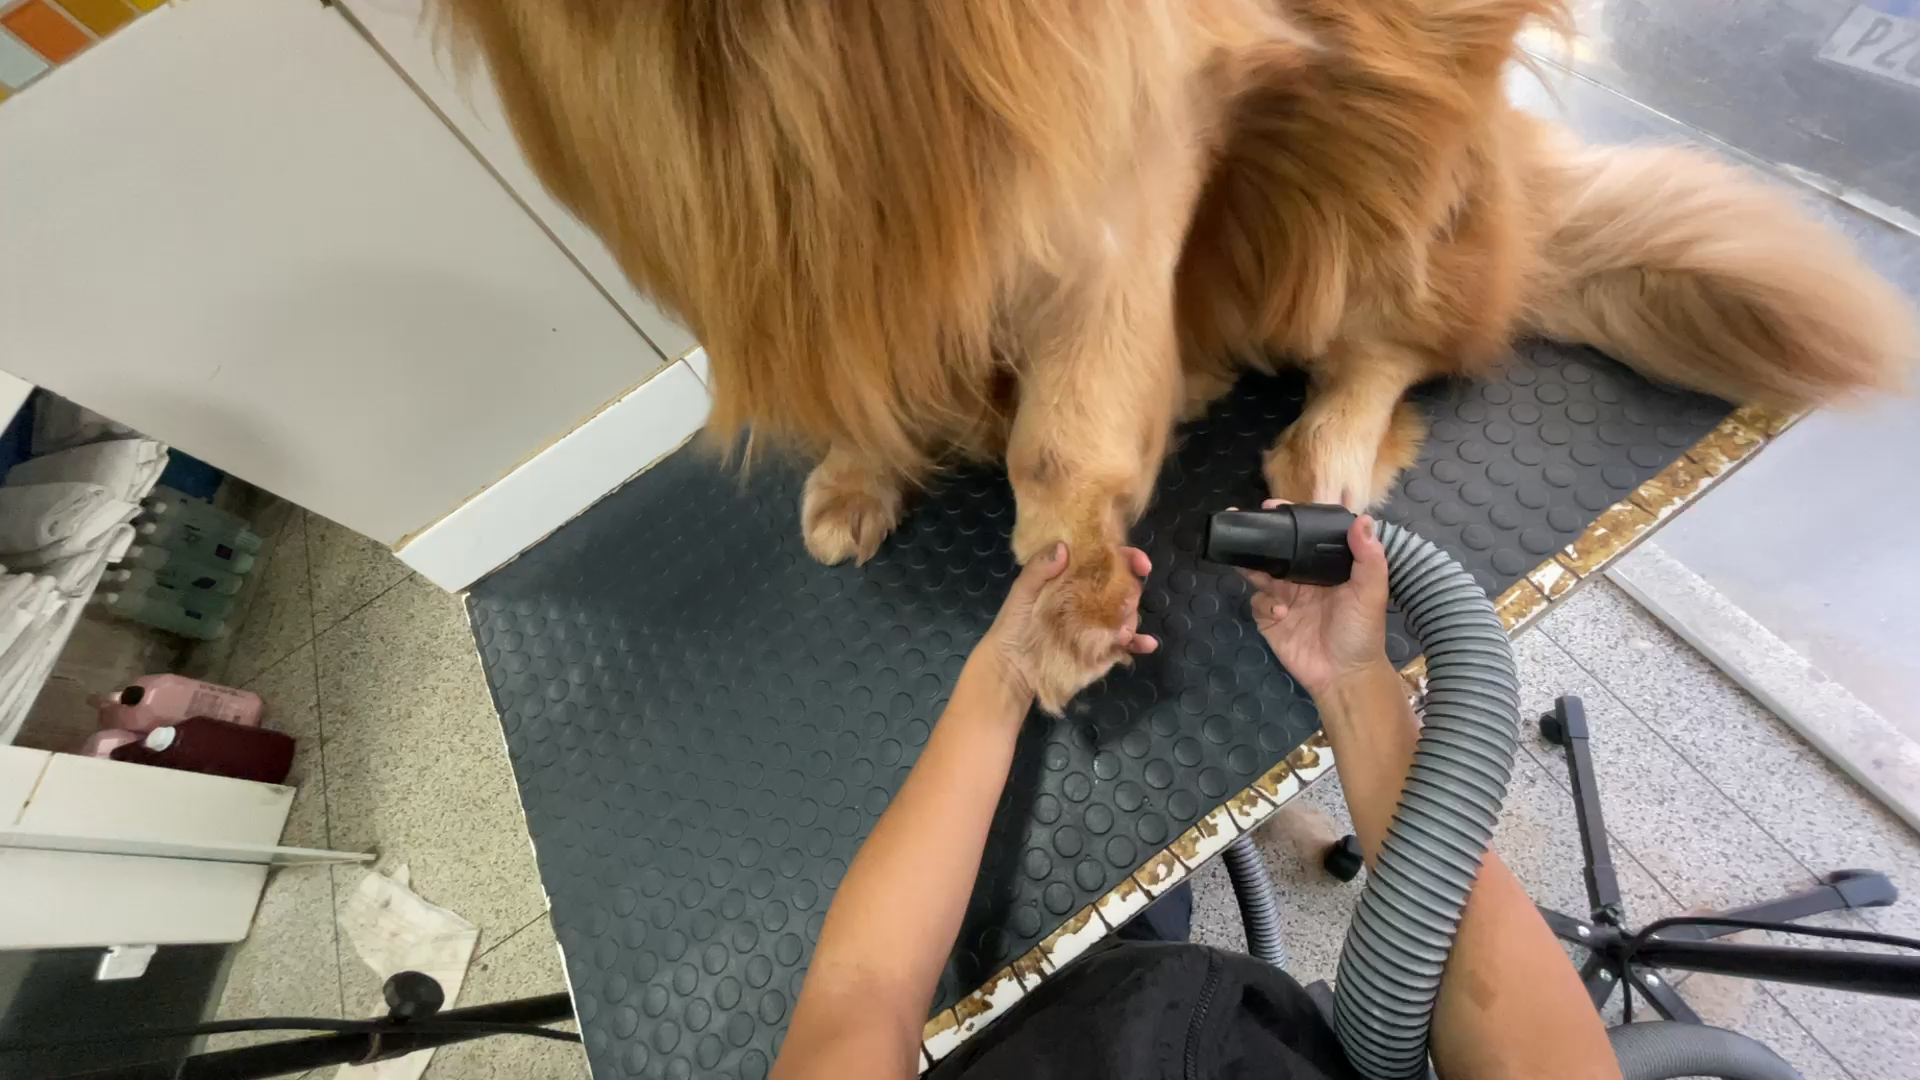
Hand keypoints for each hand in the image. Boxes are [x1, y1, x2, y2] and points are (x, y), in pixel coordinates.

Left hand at [980, 542, 1158, 706]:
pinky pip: (1128, 644)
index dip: (1125, 557)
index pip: (1104, 561)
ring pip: (1128, 614)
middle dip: (1130, 589)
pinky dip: (1140, 642)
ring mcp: (1099, 624)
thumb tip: (1063, 547)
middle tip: (1125, 599)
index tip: (1138, 561)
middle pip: (1122, 586)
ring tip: (1122, 628)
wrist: (1012, 667)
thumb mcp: (1022, 592)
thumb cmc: (1014, 625)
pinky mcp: (1104, 649)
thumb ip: (1039, 569)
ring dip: (1132, 616)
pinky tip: (1145, 643)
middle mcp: (1091, 599)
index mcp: (1074, 579)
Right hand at [1238, 500, 1389, 699]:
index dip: (1290, 521)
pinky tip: (1281, 612)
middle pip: (1277, 552)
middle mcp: (1302, 580)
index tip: (1275, 506)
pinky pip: (1257, 602)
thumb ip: (1368, 558)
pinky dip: (1265, 604)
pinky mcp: (1269, 618)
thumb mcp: (1371, 593)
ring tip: (1247, 563)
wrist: (1343, 675)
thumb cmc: (1361, 632)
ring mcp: (1283, 598)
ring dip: (1253, 567)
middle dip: (1260, 538)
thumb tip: (1364, 519)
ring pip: (1260, 573)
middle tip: (1243, 520)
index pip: (1306, 538)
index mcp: (1326, 569)